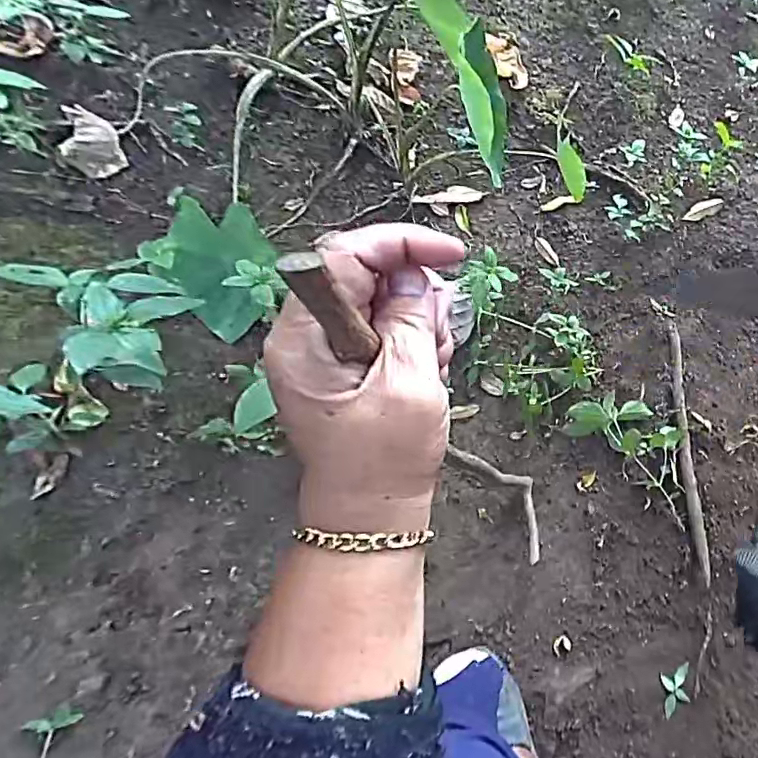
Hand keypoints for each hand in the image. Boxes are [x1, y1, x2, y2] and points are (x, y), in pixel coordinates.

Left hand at [262, 223, 465, 531]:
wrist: (370, 513)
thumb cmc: (385, 460)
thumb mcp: (409, 385)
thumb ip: (411, 321)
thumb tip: (415, 277)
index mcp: (304, 337)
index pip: (346, 255)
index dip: (403, 244)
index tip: (453, 255)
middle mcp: (305, 335)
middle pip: (364, 275)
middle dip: (416, 294)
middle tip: (442, 334)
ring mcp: (323, 350)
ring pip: (379, 301)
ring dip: (419, 322)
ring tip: (435, 365)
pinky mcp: (343, 365)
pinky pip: (382, 329)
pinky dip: (413, 341)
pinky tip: (427, 373)